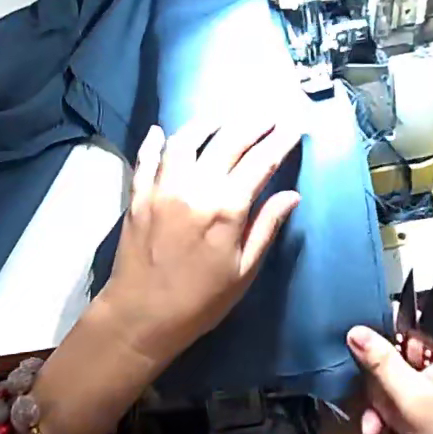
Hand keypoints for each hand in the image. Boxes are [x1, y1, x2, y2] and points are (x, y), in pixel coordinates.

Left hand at [34, 118, 299, 433]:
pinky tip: (161, 131)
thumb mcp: (244, 271)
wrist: (141, 317)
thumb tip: (292, 194)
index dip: (280, 141)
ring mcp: (162, 188)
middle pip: (227, 142)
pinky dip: (155, 142)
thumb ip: (266, 227)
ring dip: (207, 124)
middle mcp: (194, 188)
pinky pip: (147, 159)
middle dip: (252, 125)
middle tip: (268, 116)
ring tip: (222, 118)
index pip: (260, 162)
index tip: (294, 126)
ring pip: (186, 141)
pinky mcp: (138, 195)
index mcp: (226, 208)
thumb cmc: (201, 301)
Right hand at [345, 324, 432, 433]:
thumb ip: (382, 363)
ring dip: (380, 407)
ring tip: (378, 431)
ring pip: (387, 380)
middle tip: (377, 409)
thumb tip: (353, 330)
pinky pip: (395, 401)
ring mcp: (432, 383)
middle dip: (377, 386)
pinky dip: (387, 419)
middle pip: (389, 353)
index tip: (354, 356)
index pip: (400, 320)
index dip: (375, 336)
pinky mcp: (426, 406)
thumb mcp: (414, 399)